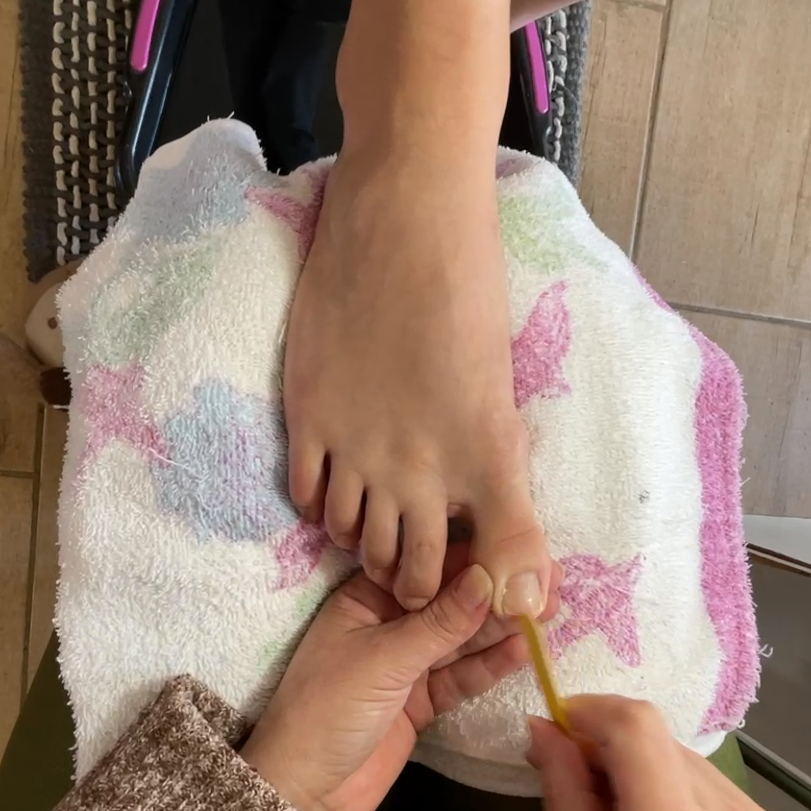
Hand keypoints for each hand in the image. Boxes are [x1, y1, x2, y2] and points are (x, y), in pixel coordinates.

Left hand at [242, 562, 532, 810]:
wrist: (306, 793)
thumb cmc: (329, 709)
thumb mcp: (384, 659)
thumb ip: (438, 623)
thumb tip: (486, 577)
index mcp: (367, 598)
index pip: (427, 568)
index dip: (473, 560)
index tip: (518, 551)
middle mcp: (390, 623)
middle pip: (450, 603)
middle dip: (495, 593)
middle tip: (547, 583)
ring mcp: (408, 663)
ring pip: (461, 639)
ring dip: (500, 628)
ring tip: (545, 612)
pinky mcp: (422, 699)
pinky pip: (461, 675)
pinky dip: (488, 665)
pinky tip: (520, 651)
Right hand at [282, 0, 551, 619]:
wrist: (406, 218)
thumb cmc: (469, 285)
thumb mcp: (501, 380)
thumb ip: (498, 464)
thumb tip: (498, 517)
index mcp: (486, 455)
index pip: (501, 558)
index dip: (498, 592)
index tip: (489, 591)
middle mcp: (420, 467)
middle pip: (413, 567)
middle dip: (419, 582)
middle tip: (419, 571)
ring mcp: (358, 446)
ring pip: (357, 539)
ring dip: (370, 548)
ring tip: (377, 537)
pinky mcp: (310, 418)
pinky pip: (309, 497)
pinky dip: (324, 509)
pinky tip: (335, 494)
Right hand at [528, 697, 808, 810]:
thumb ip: (564, 800)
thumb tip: (540, 728)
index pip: (636, 725)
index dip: (591, 709)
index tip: (559, 727)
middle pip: (654, 736)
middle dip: (607, 742)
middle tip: (580, 783)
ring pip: (680, 754)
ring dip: (642, 766)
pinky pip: (710, 781)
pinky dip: (675, 787)